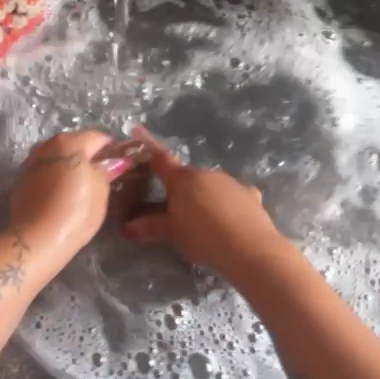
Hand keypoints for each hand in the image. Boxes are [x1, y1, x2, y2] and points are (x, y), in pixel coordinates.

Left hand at [6, 130, 123, 260]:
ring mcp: (32, 160)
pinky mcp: (22, 179)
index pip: (99, 138)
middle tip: (102, 178)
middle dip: (89, 157)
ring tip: (81, 189)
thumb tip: (112, 162)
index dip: (112, 151)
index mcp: (70, 141)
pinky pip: (46, 171)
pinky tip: (62, 196)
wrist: (37, 239)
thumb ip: (107, 170)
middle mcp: (47, 144)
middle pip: (76, 144)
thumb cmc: (75, 211)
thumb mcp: (101, 190)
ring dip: (70, 167)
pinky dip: (56, 177)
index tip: (119, 167)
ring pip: (58, 157)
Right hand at [121, 130, 299, 281]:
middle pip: (187, 177)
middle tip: (176, 211)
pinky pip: (233, 195)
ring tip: (205, 222)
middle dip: (181, 189)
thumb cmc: (203, 238)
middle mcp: (205, 173)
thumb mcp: (173, 234)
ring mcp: (230, 181)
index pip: (160, 159)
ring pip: (211, 185)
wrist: (250, 248)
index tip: (138, 130)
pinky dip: (228, 203)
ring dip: (205, 196)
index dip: (148, 146)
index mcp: (182, 179)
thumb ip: (152, 227)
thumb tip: (128, 227)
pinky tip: (231, 219)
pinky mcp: (250, 194)